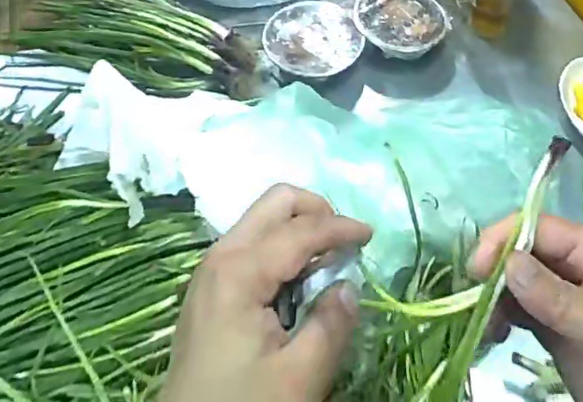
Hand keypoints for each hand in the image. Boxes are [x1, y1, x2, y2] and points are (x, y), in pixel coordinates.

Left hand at [159, 185, 371, 401]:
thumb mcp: (298, 379)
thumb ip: (330, 324)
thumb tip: (349, 285)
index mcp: (240, 269)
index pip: (301, 229)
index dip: (340, 228)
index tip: (371, 235)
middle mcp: (222, 254)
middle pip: (275, 203)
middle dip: (315, 211)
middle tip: (344, 241)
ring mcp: (212, 269)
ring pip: (263, 219)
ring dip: (298, 228)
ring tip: (327, 261)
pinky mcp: (211, 288)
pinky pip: (252, 243)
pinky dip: (281, 247)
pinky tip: (299, 279)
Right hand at [471, 215, 582, 401]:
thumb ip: (562, 299)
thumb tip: (508, 262)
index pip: (535, 227)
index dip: (502, 239)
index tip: (476, 269)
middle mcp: (570, 263)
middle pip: (518, 250)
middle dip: (492, 271)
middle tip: (474, 304)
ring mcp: (559, 295)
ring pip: (511, 279)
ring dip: (491, 297)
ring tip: (483, 328)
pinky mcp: (551, 325)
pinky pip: (515, 308)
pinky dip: (498, 316)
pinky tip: (491, 334)